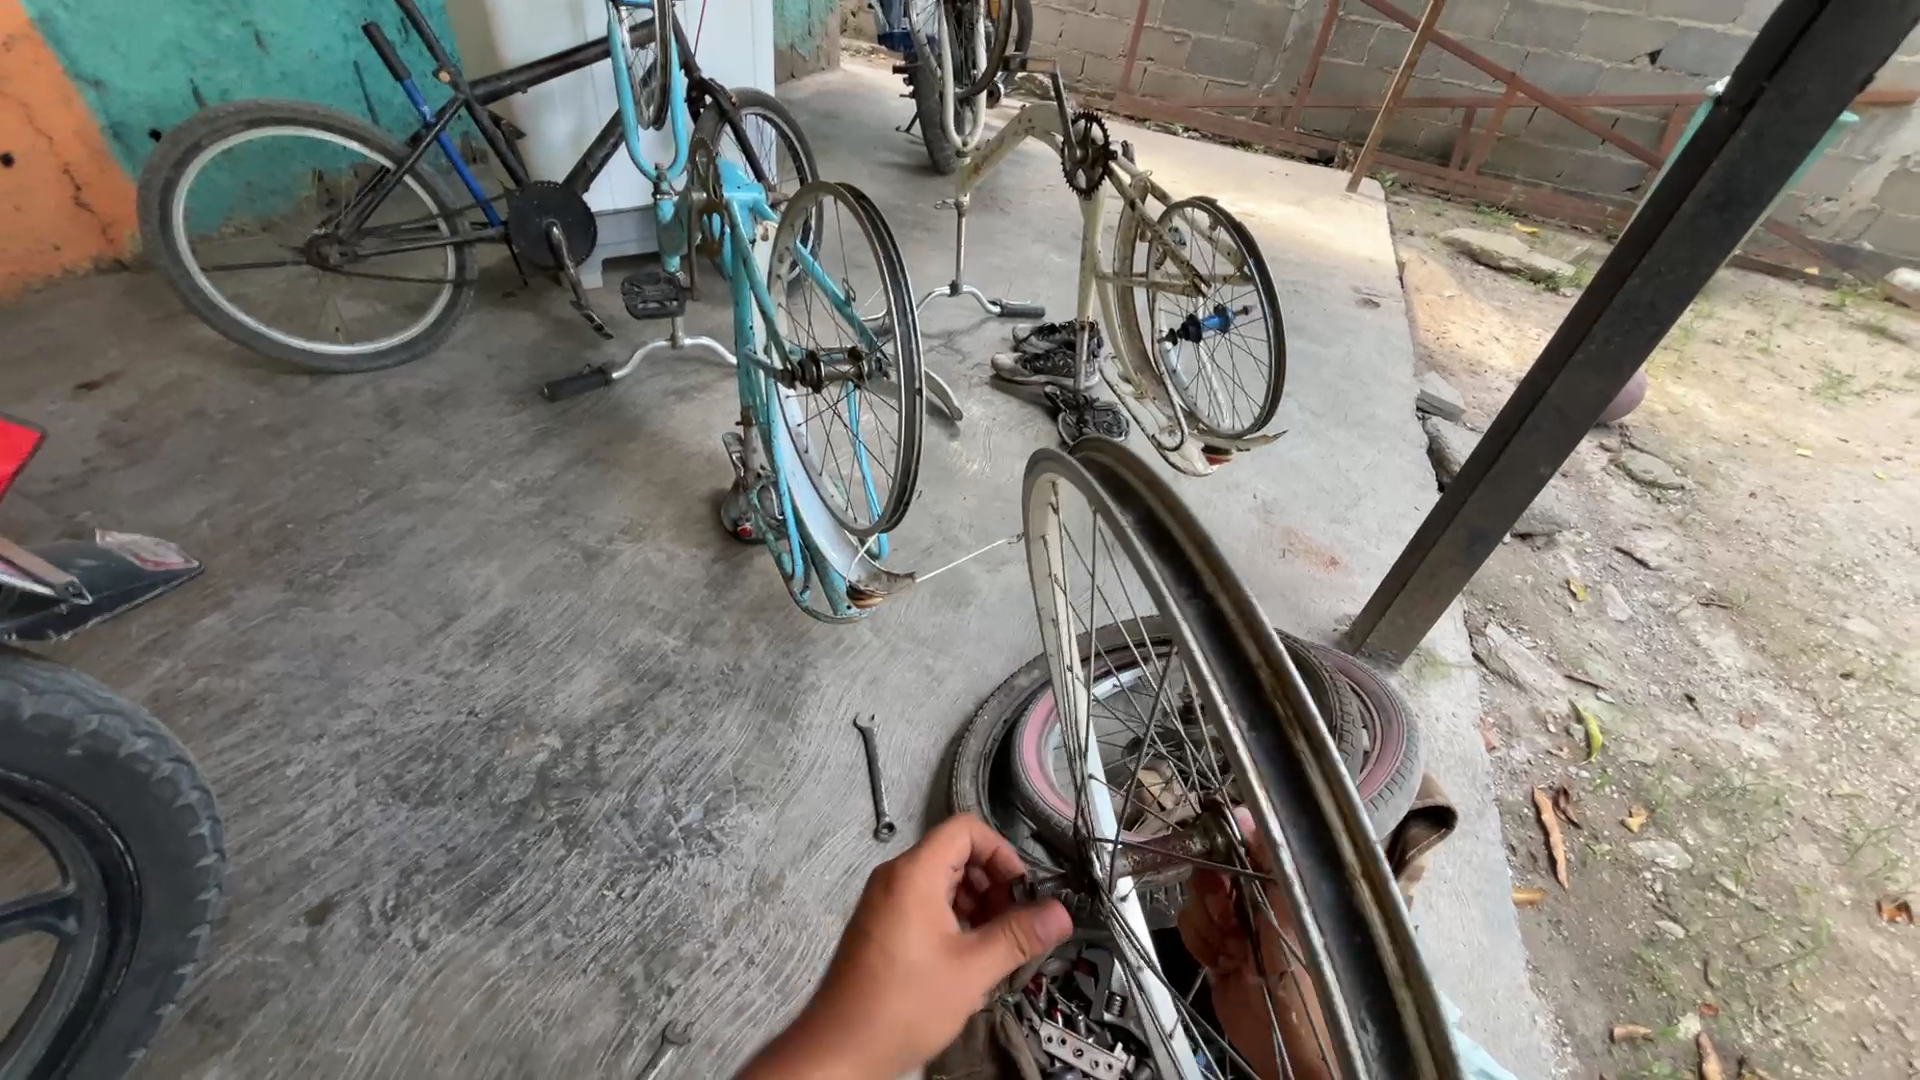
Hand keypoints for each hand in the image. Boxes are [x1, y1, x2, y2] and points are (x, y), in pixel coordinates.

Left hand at [738, 814, 1072, 1079]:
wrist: (840, 1050)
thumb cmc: (902, 1006)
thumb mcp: (971, 970)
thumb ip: (1018, 936)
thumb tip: (1060, 914)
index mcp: (915, 873)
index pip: (966, 829)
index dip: (1001, 852)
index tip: (1021, 890)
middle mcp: (896, 875)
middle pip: (955, 852)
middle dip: (992, 881)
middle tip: (1012, 922)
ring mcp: (885, 898)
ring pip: (941, 878)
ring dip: (974, 901)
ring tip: (992, 943)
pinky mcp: (881, 922)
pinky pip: (924, 899)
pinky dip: (952, 915)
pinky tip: (965, 954)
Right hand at [1177, 810, 1333, 1079]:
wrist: (1290, 1040)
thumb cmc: (1309, 972)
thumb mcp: (1294, 902)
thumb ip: (1269, 854)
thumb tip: (1242, 811)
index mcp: (1286, 875)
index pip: (1247, 834)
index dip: (1224, 836)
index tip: (1214, 845)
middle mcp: (1260, 892)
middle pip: (1213, 862)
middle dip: (1213, 887)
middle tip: (1228, 911)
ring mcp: (1237, 920)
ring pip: (1196, 894)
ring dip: (1208, 921)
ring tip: (1233, 946)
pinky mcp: (1215, 945)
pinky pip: (1189, 925)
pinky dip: (1201, 942)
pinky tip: (1222, 960)